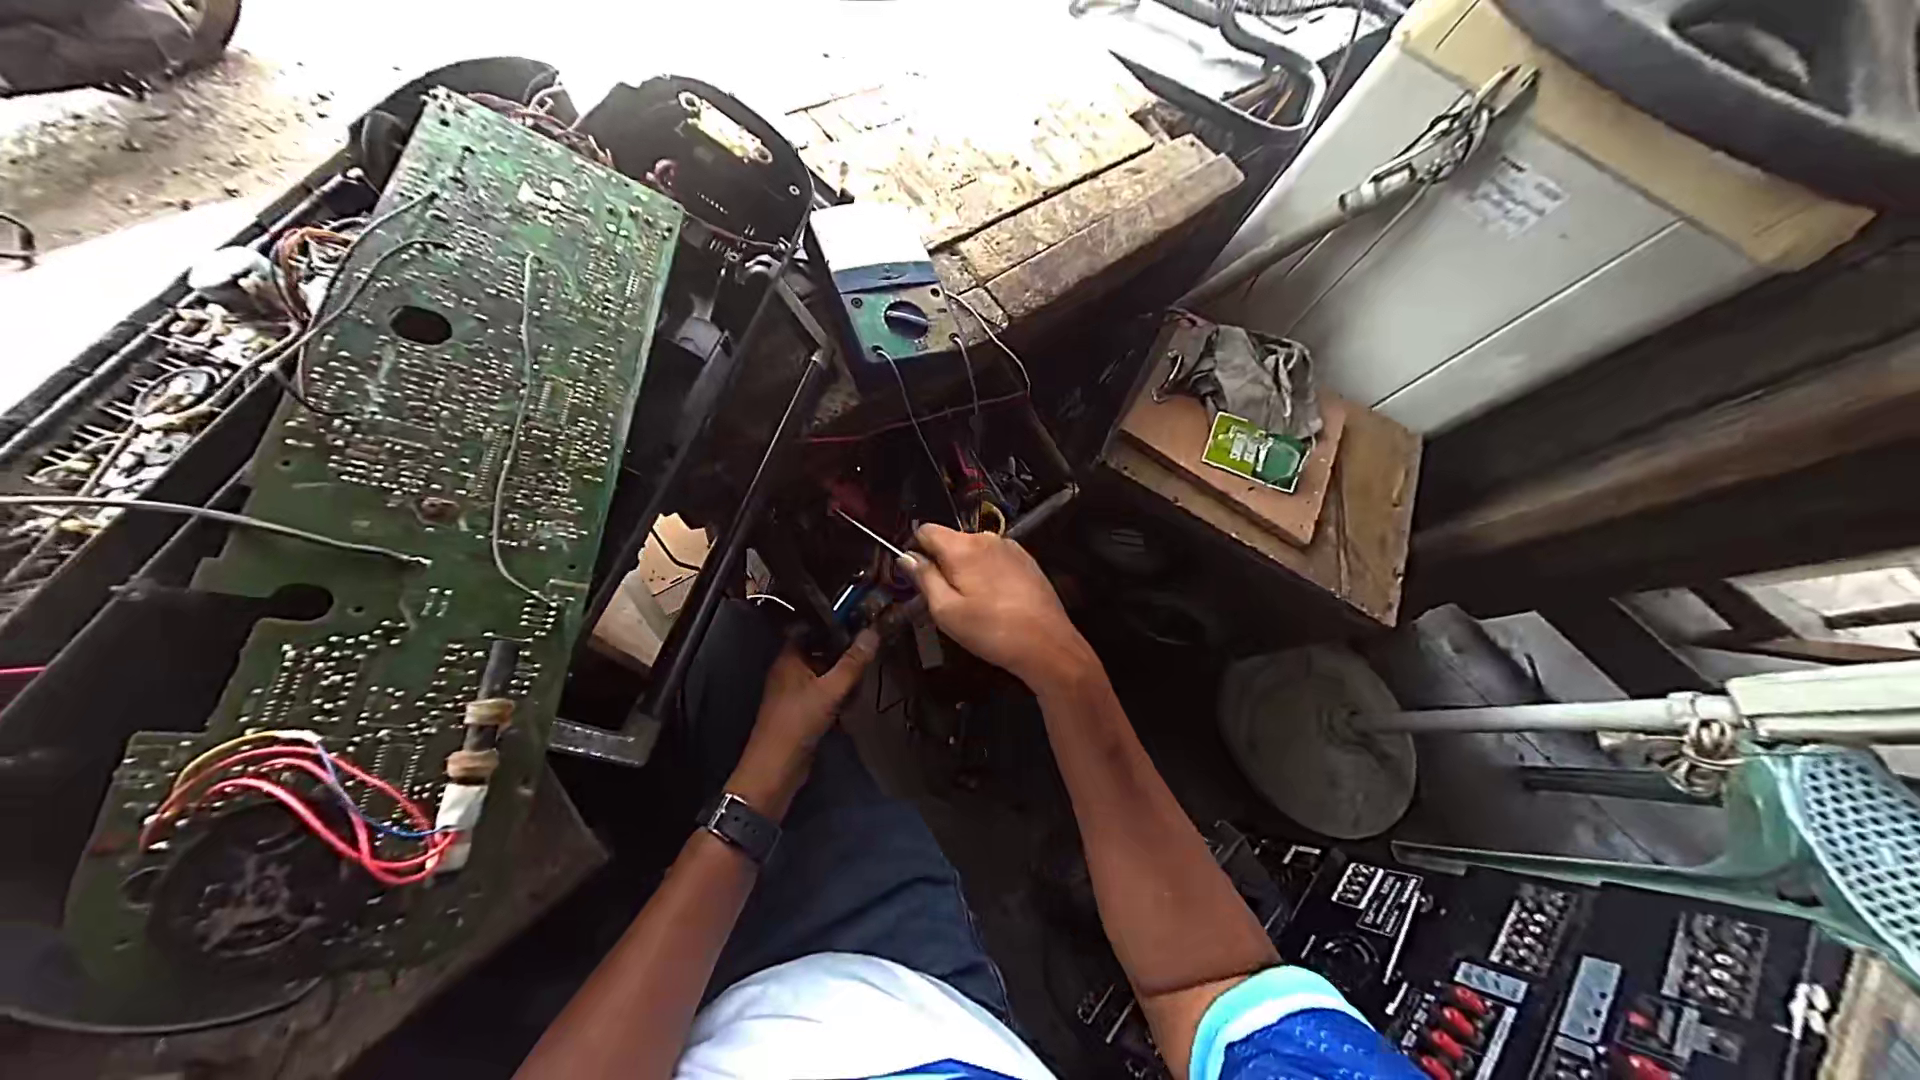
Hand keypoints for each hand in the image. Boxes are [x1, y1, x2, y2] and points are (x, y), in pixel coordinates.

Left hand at [750, 629, 879, 753]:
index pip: (810, 629)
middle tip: (865, 661)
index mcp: (789, 659)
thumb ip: (852, 663)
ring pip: (825, 676)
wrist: (775, 769)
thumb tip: (871, 633)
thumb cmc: (797, 723)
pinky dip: (838, 699)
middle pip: (821, 653)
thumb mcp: (830, 690)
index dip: (832, 624)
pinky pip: (824, 696)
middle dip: (844, 658)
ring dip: (844, 682)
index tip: (858, 623)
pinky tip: (850, 708)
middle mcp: (789, 671)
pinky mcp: (802, 712)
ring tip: (858, 690)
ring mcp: (795, 693)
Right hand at [898, 524, 1098, 693]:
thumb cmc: (994, 631)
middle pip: (951, 542)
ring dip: (967, 572)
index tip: (919, 576)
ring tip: (975, 606)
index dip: (916, 551)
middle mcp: (988, 539)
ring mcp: (1010, 548)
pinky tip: (995, 603)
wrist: (1047, 645)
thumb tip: (907, 558)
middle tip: (948, 601)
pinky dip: (988, 576)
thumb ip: (923, 578)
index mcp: (963, 547)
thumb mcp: (946, 611)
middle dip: (943, 566)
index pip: (925, 530)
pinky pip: (995, 561)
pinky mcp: (1026, 561)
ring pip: (973, 552)